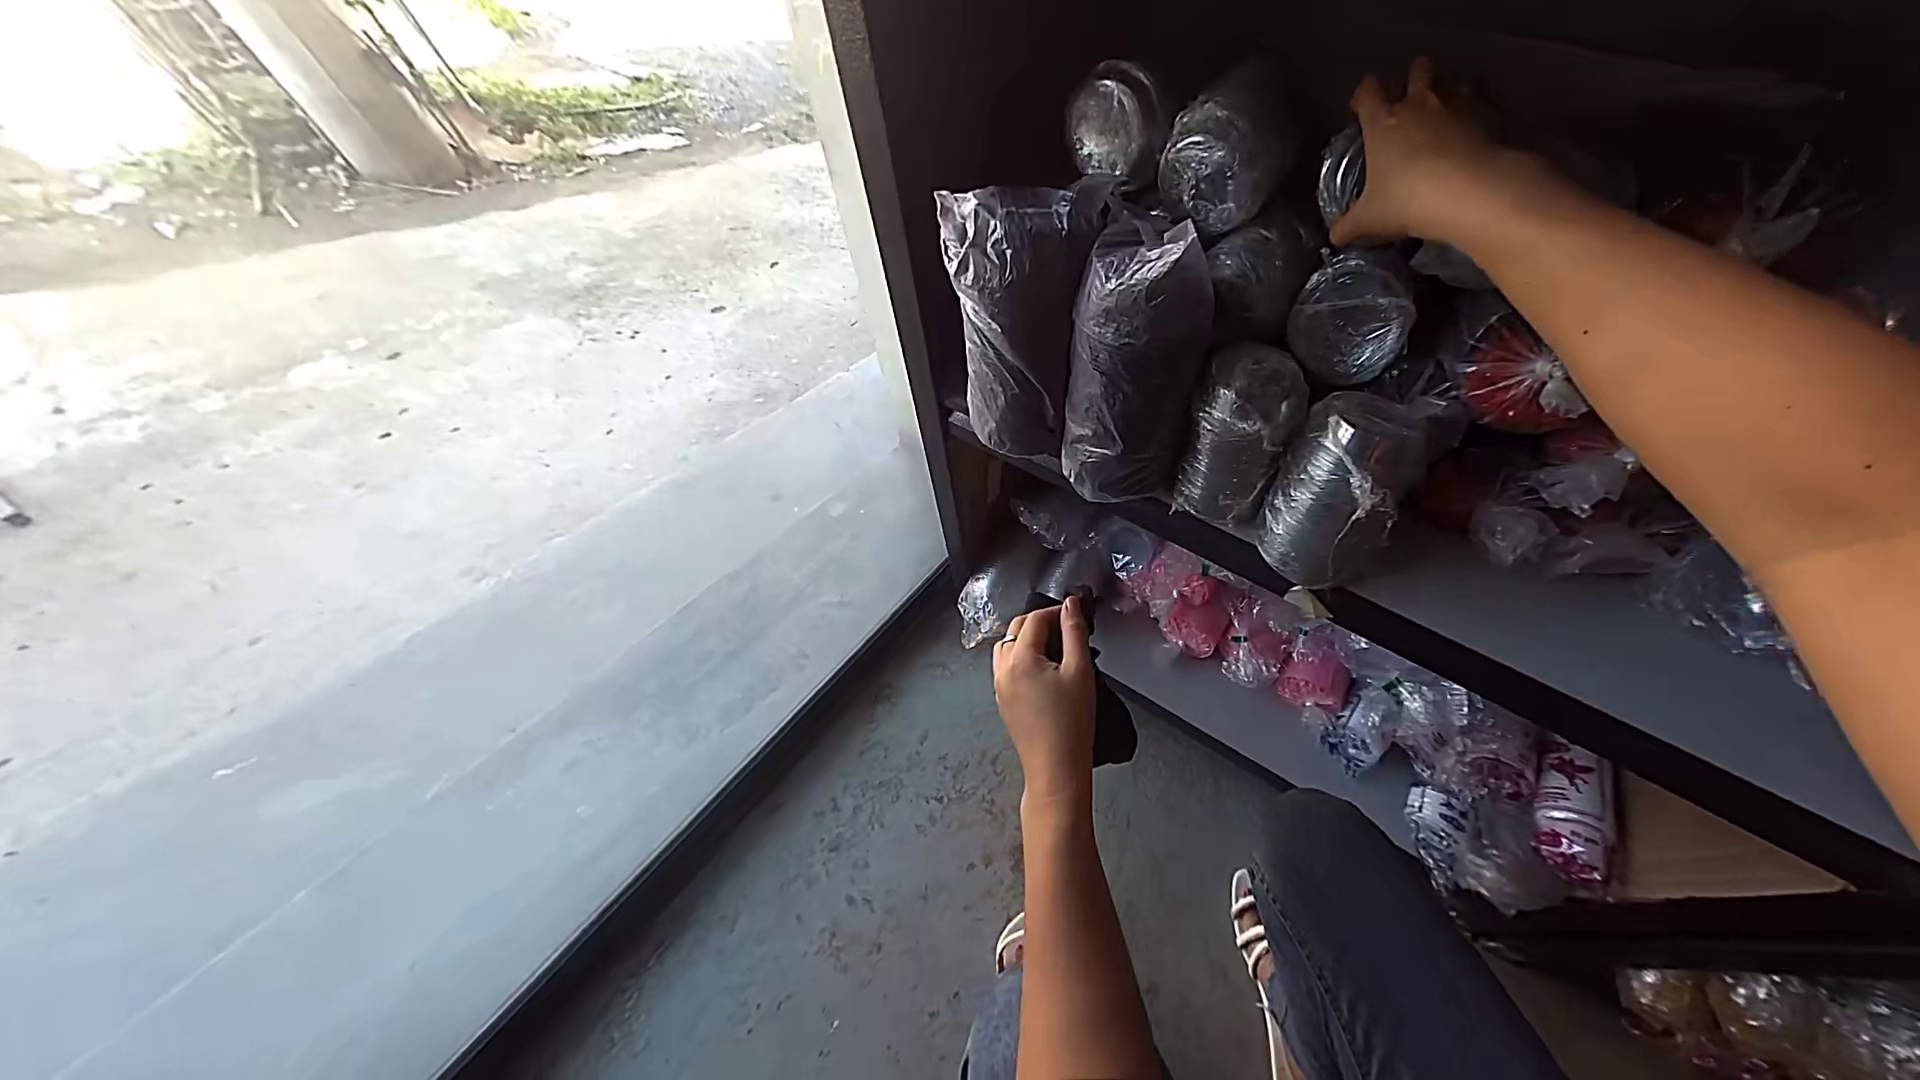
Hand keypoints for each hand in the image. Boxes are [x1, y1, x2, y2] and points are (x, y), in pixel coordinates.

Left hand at [992, 598, 1095, 802]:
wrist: (1056, 768)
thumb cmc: (1070, 725)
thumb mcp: (1080, 670)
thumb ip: (1075, 632)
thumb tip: (1070, 605)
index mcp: (1019, 659)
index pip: (1034, 619)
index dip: (1055, 611)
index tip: (1074, 612)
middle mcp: (1003, 670)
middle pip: (1016, 629)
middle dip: (1040, 622)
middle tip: (1067, 626)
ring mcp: (1000, 686)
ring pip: (1007, 647)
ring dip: (1027, 639)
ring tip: (1056, 646)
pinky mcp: (1004, 701)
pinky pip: (1007, 667)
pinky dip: (1022, 658)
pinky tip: (1044, 669)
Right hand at [1331, 58, 1559, 247]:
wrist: (1467, 192)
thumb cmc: (1405, 200)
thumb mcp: (1367, 219)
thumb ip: (1348, 225)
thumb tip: (1336, 235)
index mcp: (1383, 123)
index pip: (1368, 93)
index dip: (1363, 96)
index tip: (1360, 108)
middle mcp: (1420, 104)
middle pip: (1418, 69)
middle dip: (1414, 76)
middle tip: (1408, 99)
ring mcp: (1457, 104)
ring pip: (1455, 80)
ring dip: (1449, 91)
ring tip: (1444, 113)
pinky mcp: (1488, 113)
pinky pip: (1482, 101)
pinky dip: (1476, 111)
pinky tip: (1471, 130)